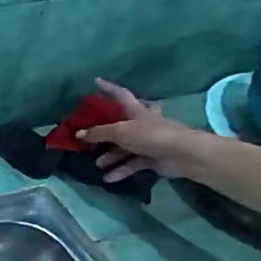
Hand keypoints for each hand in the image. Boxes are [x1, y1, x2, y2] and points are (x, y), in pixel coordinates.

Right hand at [79, 77, 204, 182]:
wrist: (182, 154)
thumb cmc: (151, 135)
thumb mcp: (120, 132)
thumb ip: (99, 133)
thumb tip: (78, 134)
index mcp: (136, 110)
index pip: (120, 94)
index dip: (108, 87)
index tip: (95, 81)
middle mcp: (141, 123)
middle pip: (120, 124)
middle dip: (106, 130)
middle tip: (91, 133)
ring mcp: (147, 141)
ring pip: (125, 148)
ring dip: (111, 156)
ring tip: (97, 165)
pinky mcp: (152, 158)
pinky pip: (132, 164)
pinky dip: (121, 170)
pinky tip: (108, 178)